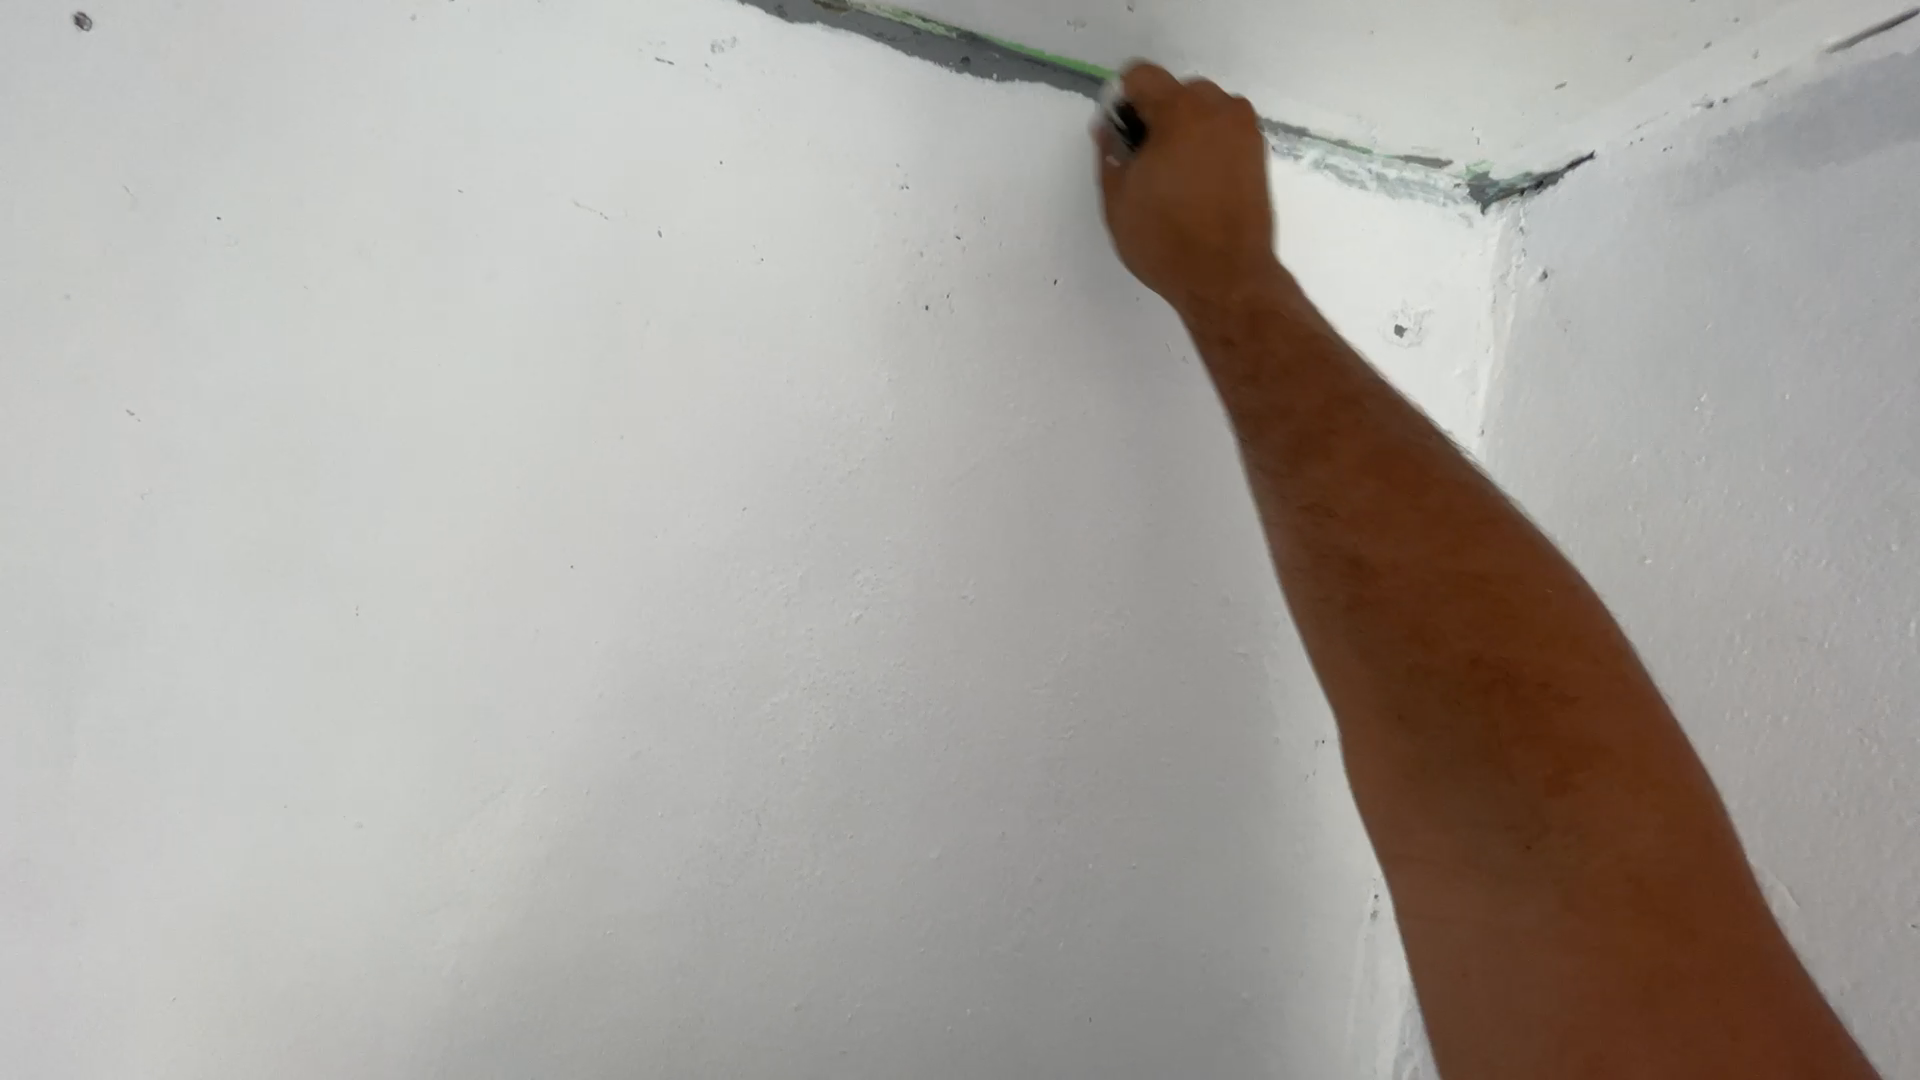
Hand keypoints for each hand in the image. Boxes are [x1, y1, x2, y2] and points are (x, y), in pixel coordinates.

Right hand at [1095, 63, 1283, 317]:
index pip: (1141, 77)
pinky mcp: (1258, 153)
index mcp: (1178, 112)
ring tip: (1172, 182)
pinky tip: (1195, 190)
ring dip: (1183, 134)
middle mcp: (1217, 108)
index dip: (1123, 104)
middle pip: (1176, 92)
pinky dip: (1206, 150)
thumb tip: (1107, 131)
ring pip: (1203, 113)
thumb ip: (1109, 156)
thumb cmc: (1164, 242)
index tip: (1119, 139)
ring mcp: (1243, 130)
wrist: (1225, 277)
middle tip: (1145, 166)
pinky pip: (1222, 135)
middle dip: (1156, 119)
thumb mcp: (1118, 203)